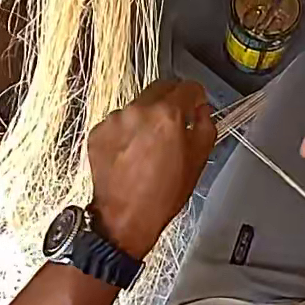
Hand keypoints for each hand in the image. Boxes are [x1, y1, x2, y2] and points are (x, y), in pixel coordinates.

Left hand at [87, 78, 214, 258]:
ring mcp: (115, 120)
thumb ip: (206, 125)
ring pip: (139, 105)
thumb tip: (201, 112)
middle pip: (161, 89)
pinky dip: (128, 131)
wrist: (125, 217)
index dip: (197, 96)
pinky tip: (133, 153)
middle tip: (176, 123)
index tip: (196, 105)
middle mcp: (139, 111)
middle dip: (172, 101)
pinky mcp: (98, 131)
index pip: (188, 87)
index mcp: (168, 114)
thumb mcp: (199, 158)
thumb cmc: (162, 194)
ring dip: (148, 117)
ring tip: (151, 146)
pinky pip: (119, 121)